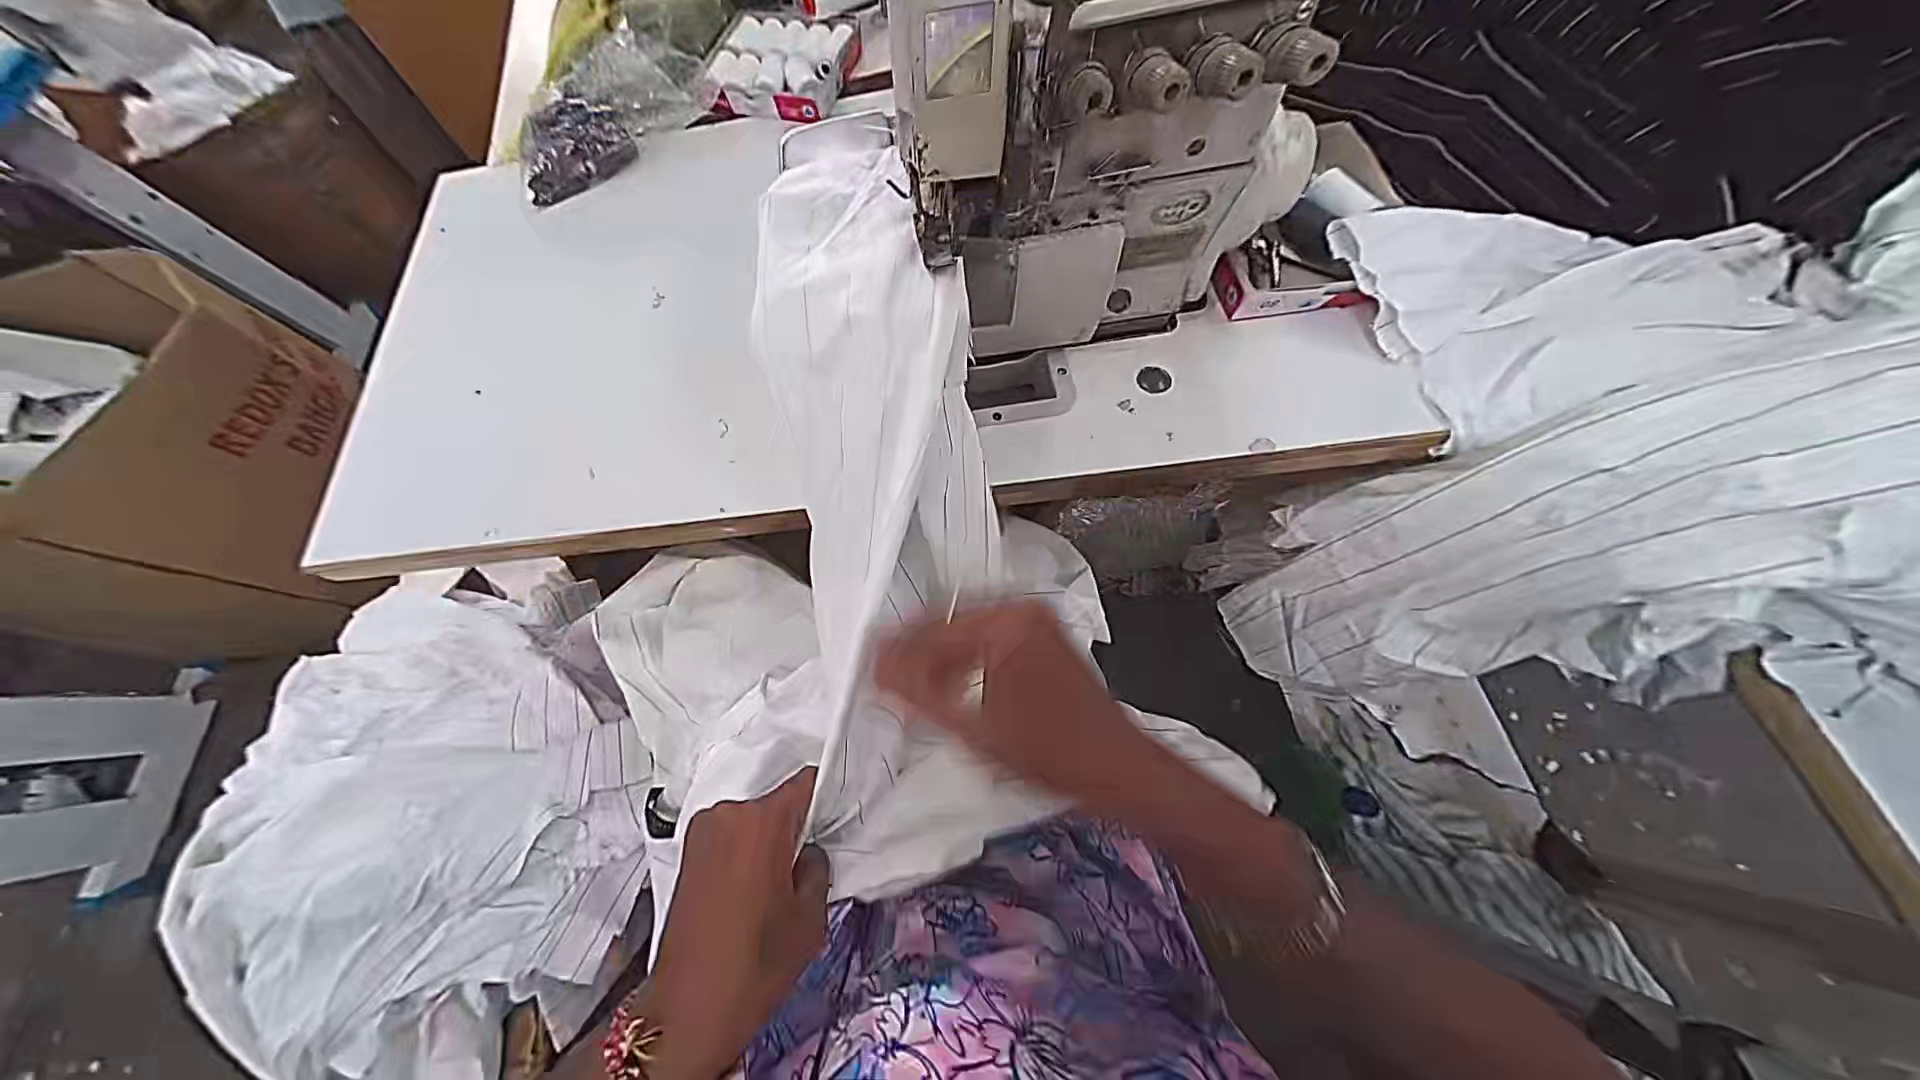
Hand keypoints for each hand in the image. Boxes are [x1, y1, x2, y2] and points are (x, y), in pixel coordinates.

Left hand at [631, 770, 829, 1079]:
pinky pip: (728, 836)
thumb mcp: (810, 916)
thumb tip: (807, 854)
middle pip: (775, 803)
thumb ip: (816, 867)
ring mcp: (702, 831)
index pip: (806, 783)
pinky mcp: (685, 852)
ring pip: (750, 820)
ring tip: (772, 881)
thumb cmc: (755, 962)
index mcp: (763, 821)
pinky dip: (742, 850)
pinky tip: (749, 886)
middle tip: (804, 860)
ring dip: (764, 839)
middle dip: (792, 825)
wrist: (689, 1009)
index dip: (825, 796)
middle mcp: (729, 814)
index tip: (835, 815)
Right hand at [873, 602, 1152, 813]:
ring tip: (912, 681)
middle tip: (885, 673)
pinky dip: (964, 653)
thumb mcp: (975, 731)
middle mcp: (1023, 612)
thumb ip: (919, 696)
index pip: (931, 631)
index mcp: (1005, 627)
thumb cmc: (1057, 755)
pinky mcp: (1043, 633)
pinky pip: (989, 633)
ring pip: (967, 627)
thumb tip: (883, 672)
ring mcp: (1037, 620)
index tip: (872, 667)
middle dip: (914, 651)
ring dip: (937, 653)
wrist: (1116, 765)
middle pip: (948, 623)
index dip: (895, 652)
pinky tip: (950, 678)